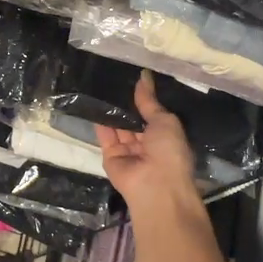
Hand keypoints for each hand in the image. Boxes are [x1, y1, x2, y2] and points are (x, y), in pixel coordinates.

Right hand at [95, 71, 199, 211]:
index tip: (132, 76)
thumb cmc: (169, 151)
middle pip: (134, 119)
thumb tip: (143, 76)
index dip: (144, 97)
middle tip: (114, 75)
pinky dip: (100, 120)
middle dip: (126, 102)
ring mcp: (128, 150)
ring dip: (112, 109)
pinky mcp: (110, 156)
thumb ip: (149, 100)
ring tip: (101, 82)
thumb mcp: (164, 120)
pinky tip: (93, 99)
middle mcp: (147, 143)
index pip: (152, 113)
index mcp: (165, 136)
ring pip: (118, 125)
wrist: (155, 185)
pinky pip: (105, 135)